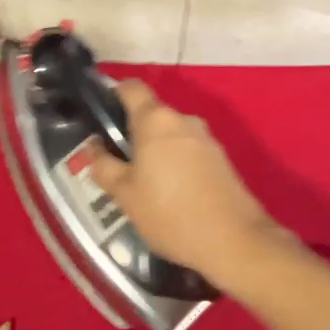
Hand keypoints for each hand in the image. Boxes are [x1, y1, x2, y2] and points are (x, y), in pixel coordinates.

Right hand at [85, 78, 286, 282]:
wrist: (235, 241)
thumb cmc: (170, 213)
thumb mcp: (125, 196)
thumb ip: (104, 167)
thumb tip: (94, 147)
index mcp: (156, 120)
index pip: (131, 88)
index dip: (114, 94)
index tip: (102, 115)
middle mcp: (183, 120)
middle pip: (152, 114)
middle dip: (135, 132)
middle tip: (119, 162)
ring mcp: (206, 139)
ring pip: (172, 135)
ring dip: (157, 150)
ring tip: (145, 183)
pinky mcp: (222, 159)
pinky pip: (190, 151)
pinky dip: (177, 163)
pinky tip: (172, 193)